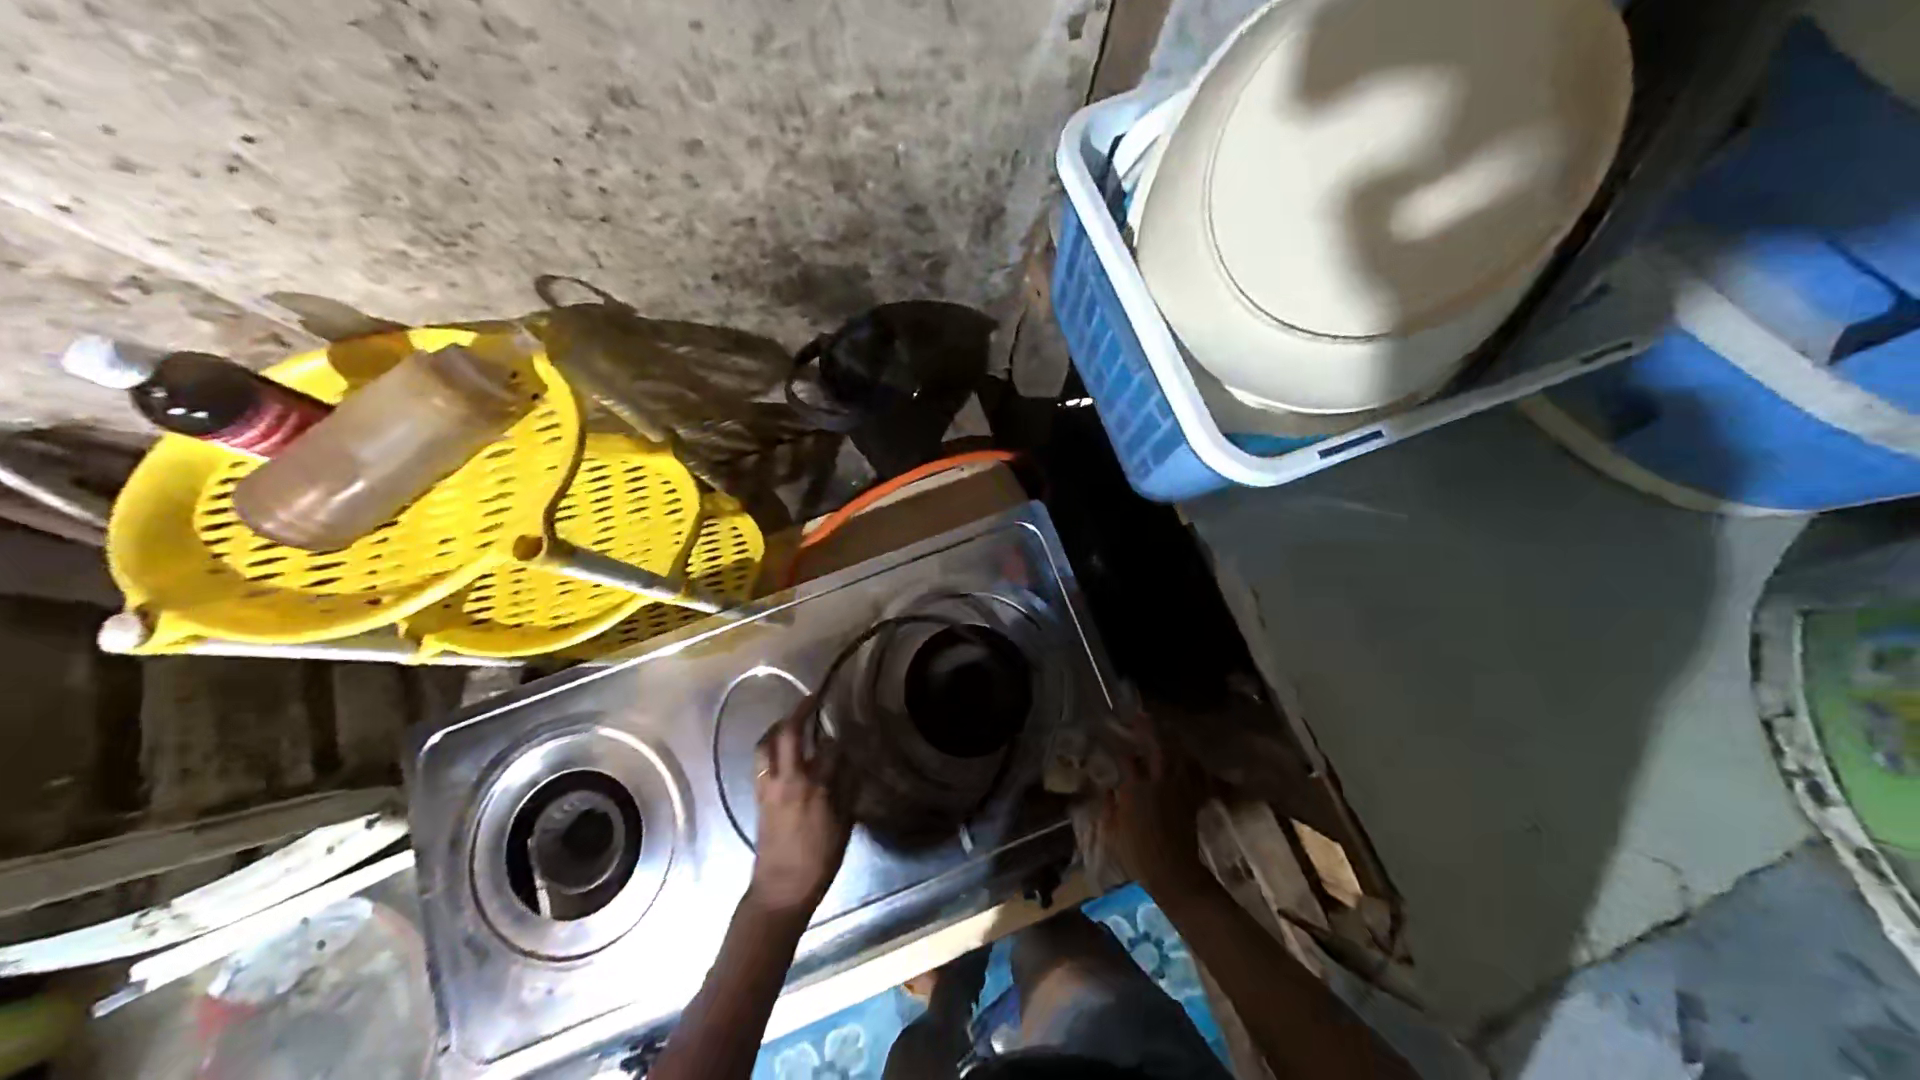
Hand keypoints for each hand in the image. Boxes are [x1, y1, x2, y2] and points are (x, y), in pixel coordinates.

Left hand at [747, 704, 850, 917]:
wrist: (781, 889)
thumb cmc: (819, 861)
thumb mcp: (844, 826)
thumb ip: (848, 790)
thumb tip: (853, 763)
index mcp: (816, 788)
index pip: (831, 747)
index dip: (841, 734)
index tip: (850, 724)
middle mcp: (790, 779)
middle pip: (791, 733)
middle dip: (801, 710)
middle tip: (813, 697)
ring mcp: (770, 785)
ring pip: (769, 743)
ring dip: (779, 725)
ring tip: (792, 719)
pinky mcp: (759, 794)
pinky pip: (761, 760)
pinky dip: (770, 745)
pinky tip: (781, 747)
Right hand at [1102, 715, 1212, 899]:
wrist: (1174, 874)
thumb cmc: (1137, 855)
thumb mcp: (1113, 829)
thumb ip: (1110, 805)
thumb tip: (1109, 788)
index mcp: (1135, 789)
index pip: (1126, 757)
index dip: (1118, 743)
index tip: (1111, 732)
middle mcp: (1158, 782)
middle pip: (1157, 746)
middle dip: (1149, 728)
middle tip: (1141, 716)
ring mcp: (1179, 789)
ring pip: (1177, 755)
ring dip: (1170, 740)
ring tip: (1163, 730)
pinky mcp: (1192, 799)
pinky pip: (1192, 772)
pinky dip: (1188, 761)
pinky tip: (1184, 758)